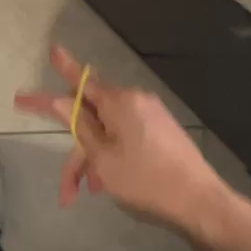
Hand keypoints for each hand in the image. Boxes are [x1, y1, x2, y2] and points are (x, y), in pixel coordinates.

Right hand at [14, 46, 230, 233]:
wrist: (199, 201)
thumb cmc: (145, 180)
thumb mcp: (103, 158)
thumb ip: (81, 127)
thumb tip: (61, 100)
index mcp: (120, 101)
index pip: (81, 81)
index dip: (62, 68)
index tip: (51, 48)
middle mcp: (135, 101)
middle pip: (92, 116)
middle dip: (76, 150)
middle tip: (66, 187)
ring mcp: (150, 115)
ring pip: (108, 131)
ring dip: (94, 160)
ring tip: (88, 193)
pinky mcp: (160, 130)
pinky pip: (125, 136)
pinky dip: (112, 156)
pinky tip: (108, 184)